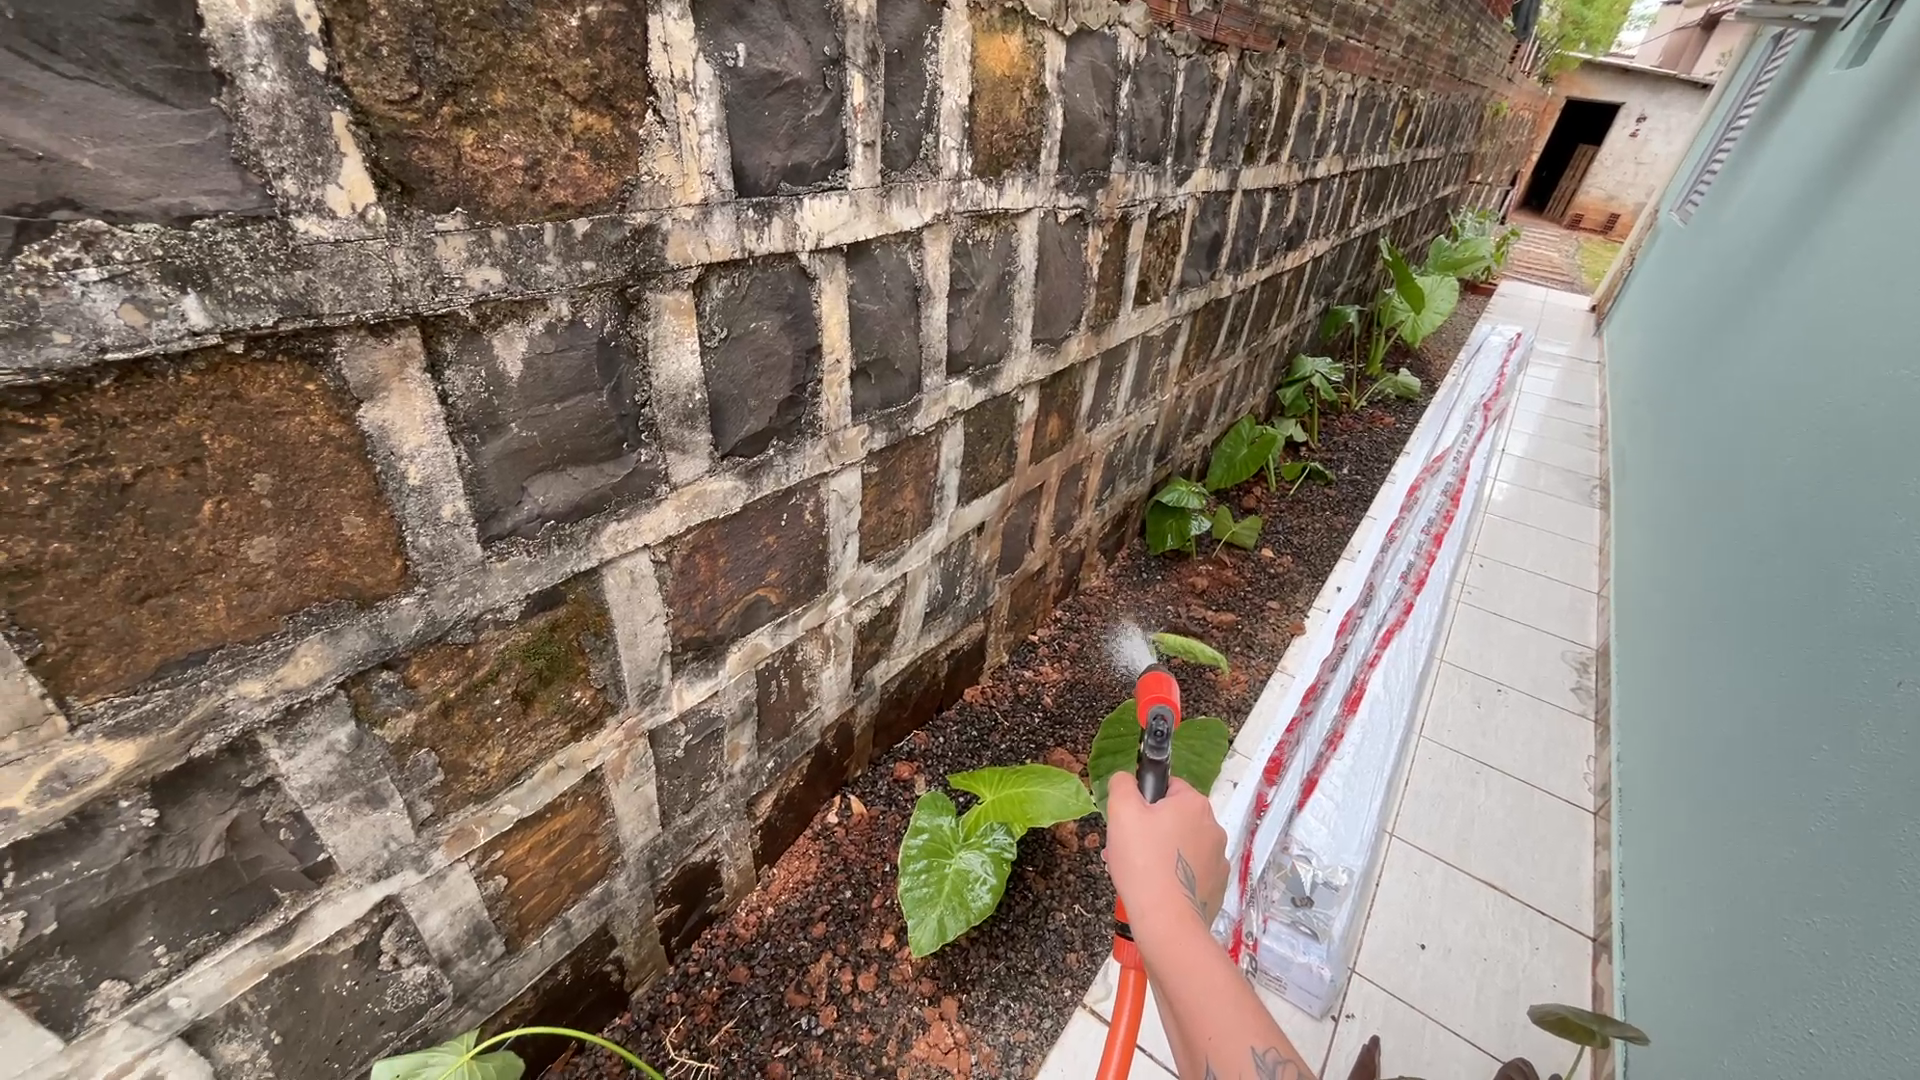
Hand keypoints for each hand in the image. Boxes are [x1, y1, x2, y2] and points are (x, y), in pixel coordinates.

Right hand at [1104, 771, 1228, 929]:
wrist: (1167, 921)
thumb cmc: (1142, 861)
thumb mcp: (1121, 811)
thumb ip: (1122, 784)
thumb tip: (1126, 778)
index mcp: (1194, 804)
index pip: (1168, 787)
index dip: (1144, 801)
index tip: (1130, 822)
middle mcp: (1213, 826)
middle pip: (1174, 817)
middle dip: (1149, 829)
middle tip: (1127, 849)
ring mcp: (1219, 859)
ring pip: (1181, 845)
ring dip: (1160, 852)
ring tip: (1137, 873)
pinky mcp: (1218, 885)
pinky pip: (1191, 870)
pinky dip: (1175, 875)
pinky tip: (1157, 888)